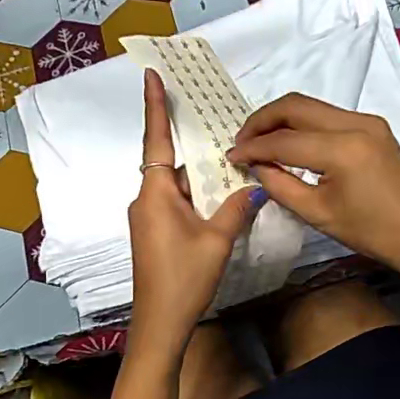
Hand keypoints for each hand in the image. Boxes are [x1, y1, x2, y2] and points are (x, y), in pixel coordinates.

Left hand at [127, 71, 259, 354]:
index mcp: (155, 194)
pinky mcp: (154, 234)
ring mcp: (148, 218)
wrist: (161, 323)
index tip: (150, 76)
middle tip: (214, 117)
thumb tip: (253, 184)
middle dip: (193, 144)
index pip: (156, 141)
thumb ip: (235, 207)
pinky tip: (219, 194)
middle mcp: (146, 200)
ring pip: (176, 185)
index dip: (155, 107)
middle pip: (170, 163)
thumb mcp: (217, 240)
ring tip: (230, 157)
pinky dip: (195, 195)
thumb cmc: (185, 279)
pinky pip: (175, 202)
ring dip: (199, 176)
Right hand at [227, 93, 399, 283]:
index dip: (253, 147)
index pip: (284, 141)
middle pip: (295, 105)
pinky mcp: (372, 126)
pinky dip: (301, 124)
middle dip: (262, 120)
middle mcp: (356, 124)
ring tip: (260, 141)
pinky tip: (288, 142)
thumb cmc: (370, 232)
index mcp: (343, 150)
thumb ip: (280, 185)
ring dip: (280, 119)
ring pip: (310, 106)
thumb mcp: (317, 213)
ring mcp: (367, 121)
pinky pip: (326, 116)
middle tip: (241, 140)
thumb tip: (256, 165)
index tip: (231, 156)